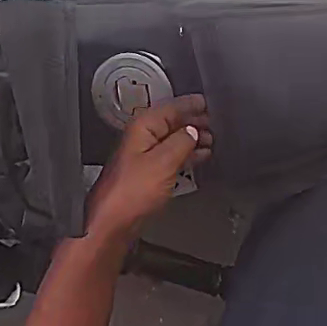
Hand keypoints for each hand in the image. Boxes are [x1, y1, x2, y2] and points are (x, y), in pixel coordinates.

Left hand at [85, 95, 212, 241]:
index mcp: (142, 128)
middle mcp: (141, 139)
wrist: (113, 223)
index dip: (190, 104)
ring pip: (173, 139)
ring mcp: (143, 156)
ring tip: (210, 139)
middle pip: (171, 122)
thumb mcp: (164, 161)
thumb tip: (194, 131)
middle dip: (193, 121)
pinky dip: (186, 154)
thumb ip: (182, 141)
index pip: (171, 107)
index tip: (206, 102)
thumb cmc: (129, 194)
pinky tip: (197, 157)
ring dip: (192, 138)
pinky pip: (171, 156)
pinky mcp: (147, 174)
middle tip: (213, 122)